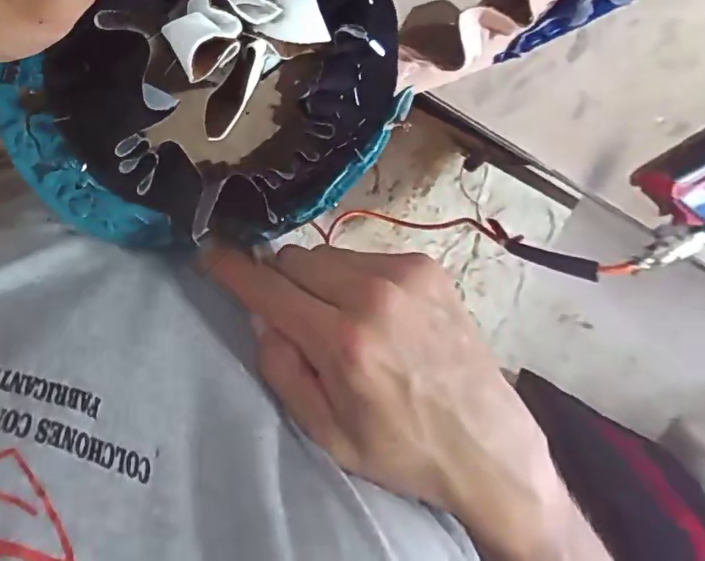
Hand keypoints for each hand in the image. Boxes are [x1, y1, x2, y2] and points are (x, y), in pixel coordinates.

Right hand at [207, 245, 607, 560]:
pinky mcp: (425, 266)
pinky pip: (361, 255)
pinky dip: (355, 277)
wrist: (494, 452)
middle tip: (301, 319)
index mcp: (344, 342)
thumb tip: (261, 314)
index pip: (267, 286)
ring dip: (319, 279)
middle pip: (292, 259)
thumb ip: (281, 368)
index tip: (210, 252)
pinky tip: (379, 313)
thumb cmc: (402, 450)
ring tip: (345, 318)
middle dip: (284, 283)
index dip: (232, 268)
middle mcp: (372, 297)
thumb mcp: (327, 434)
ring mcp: (403, 275)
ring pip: (324, 253)